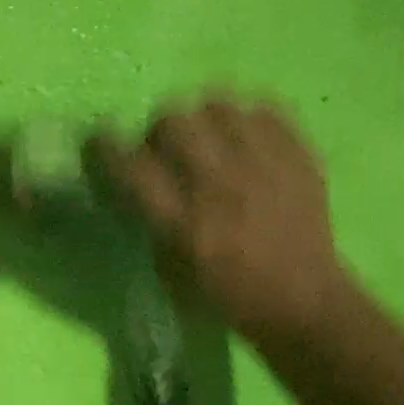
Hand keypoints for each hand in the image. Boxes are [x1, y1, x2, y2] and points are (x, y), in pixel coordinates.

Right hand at [99, 94, 351, 343]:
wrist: (302, 300)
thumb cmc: (226, 295)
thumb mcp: (172, 270)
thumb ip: (153, 222)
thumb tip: (139, 182)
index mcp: (184, 223)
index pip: (133, 168)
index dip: (107, 147)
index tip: (101, 140)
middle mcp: (220, 186)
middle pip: (174, 122)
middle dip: (160, 129)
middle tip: (166, 147)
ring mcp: (264, 166)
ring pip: (219, 103)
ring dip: (204, 116)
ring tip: (209, 136)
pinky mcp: (298, 156)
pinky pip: (266, 108)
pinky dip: (247, 118)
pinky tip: (245, 139)